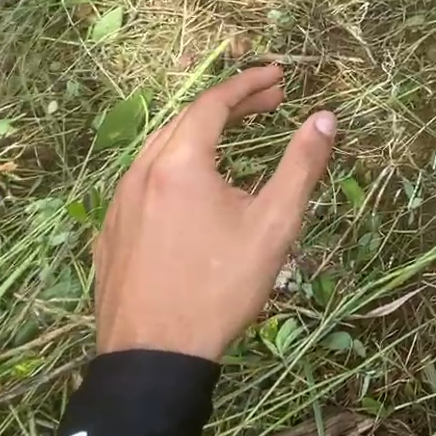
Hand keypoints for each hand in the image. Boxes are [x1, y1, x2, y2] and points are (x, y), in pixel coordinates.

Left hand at [92, 64, 335, 359]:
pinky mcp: (110, 232)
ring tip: (239, 134)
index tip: (278, 74)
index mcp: (180, 163)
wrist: (154, 360)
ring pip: (163, 147)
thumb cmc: (220, 285)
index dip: (249, 83)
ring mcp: (119, 204)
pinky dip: (179, 161)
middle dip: (232, 104)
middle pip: (188, 119)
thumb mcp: (275, 223)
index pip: (214, 103)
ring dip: (204, 131)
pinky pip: (146, 177)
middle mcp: (141, 173)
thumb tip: (325, 118)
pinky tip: (199, 185)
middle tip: (273, 102)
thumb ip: (302, 164)